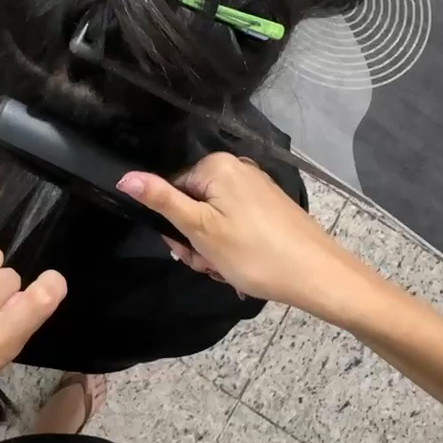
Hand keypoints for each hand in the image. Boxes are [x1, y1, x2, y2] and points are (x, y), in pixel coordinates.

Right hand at [118, 154, 394, 329]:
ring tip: (227, 269)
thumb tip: (124, 176)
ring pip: (213, 219)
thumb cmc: (253, 253)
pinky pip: (235, 222)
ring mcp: (256, 188)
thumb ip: (161, 200)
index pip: (172, 191)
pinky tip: (242, 266)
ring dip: (212, 248)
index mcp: (216, 166)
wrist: (318, 275)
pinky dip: (233, 246)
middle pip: (192, 204)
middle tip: (209, 264)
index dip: (174, 226)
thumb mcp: (199, 228)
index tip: (189, 252)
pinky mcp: (270, 207)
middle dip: (195, 239)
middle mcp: (237, 169)